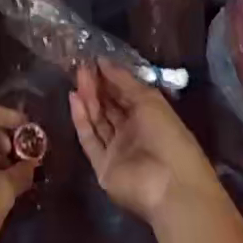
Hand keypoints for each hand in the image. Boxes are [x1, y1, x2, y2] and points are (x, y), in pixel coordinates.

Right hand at [68, 59, 223, 222]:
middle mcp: (131, 131)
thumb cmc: (165, 132)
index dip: (110, 77)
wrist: (167, 182)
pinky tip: (74, 98)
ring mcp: (116, 150)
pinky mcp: (102, 166)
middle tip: (82, 66)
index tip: (94, 60)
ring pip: (98, 120)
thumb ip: (123, 81)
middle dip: (97, 86)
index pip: (124, 93)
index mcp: (147, 114)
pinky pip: (90, 140)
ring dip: (88, 98)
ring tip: (78, 76)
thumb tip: (103, 61)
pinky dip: (81, 120)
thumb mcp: (148, 99)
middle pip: (109, 106)